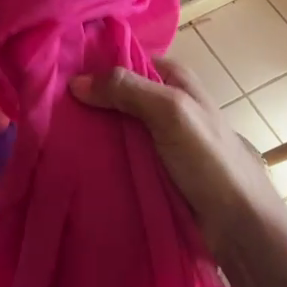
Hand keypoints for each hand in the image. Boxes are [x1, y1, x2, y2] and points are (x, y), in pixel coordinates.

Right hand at [70, 57, 286, 250]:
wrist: (238, 226)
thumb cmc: (210, 159)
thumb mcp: (170, 112)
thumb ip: (127, 89)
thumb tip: (76, 81)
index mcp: (172, 78)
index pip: (125, 60)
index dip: (94, 65)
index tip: (57, 74)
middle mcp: (163, 103)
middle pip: (115, 94)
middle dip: (88, 102)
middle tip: (48, 109)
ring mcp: (156, 138)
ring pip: (114, 126)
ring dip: (90, 132)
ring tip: (51, 135)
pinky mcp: (150, 169)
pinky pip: (117, 155)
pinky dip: (99, 156)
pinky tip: (72, 159)